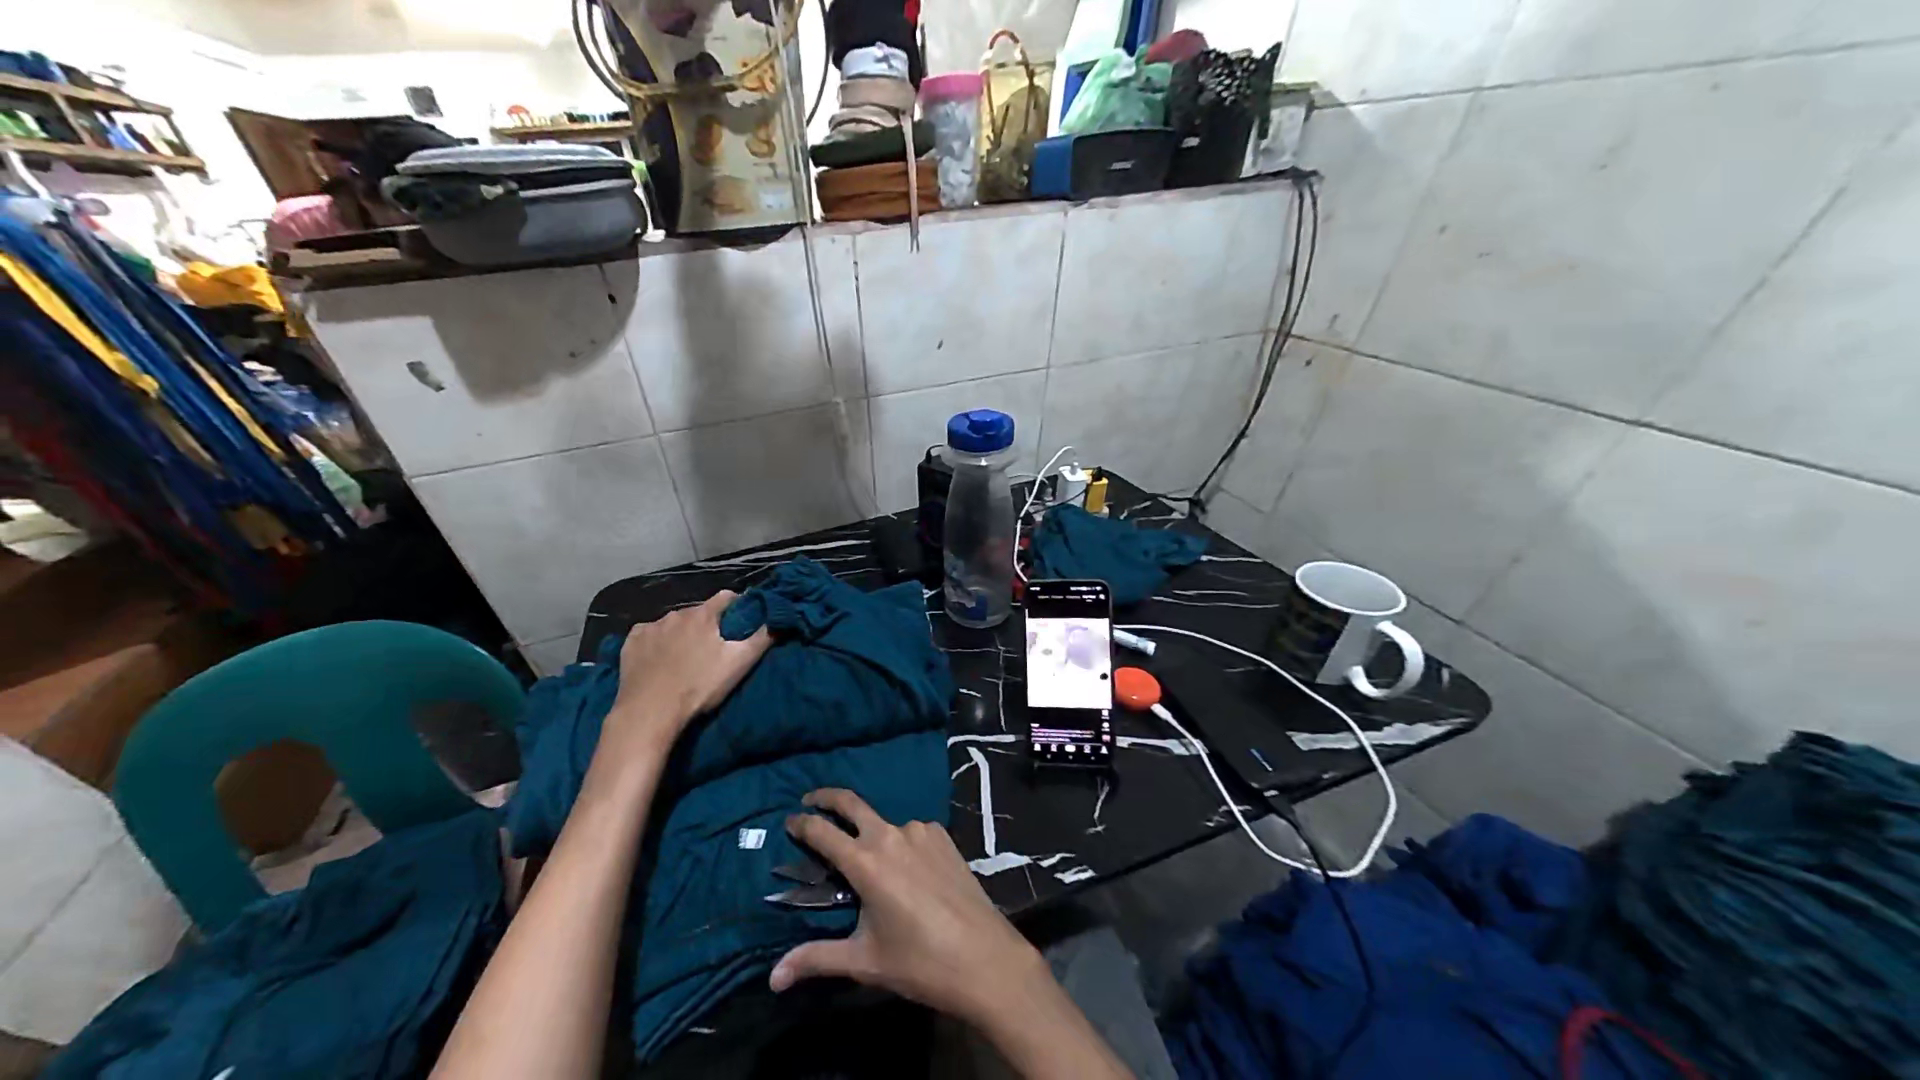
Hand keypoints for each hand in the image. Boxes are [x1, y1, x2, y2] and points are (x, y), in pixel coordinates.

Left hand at [604, 590, 770, 754]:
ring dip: (682, 632)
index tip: (741, 622)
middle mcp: (676, 614)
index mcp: (703, 615)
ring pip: (674, 623)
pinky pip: (649, 634)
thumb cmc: (699, 686)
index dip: (737, 606)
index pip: (727, 597)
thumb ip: (762, 638)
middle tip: (713, 647)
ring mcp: (650, 627)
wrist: (650, 711)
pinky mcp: (631, 642)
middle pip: (699, 612)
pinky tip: (659, 659)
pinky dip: (657, 641)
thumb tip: (779, 619)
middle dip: (708, 624)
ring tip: (685, 656)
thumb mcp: (739, 663)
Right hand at [768, 789, 1043, 1027]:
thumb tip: (773, 978)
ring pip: (885, 824)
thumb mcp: (864, 961)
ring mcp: (921, 832)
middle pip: (852, 803)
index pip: (822, 831)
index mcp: (866, 862)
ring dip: (870, 833)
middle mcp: (891, 836)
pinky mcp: (944, 837)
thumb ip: (816, 959)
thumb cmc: (920, 962)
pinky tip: (906, 869)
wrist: (985, 958)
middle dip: (827, 798)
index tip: (789, 821)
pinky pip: (912, 832)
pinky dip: (900, 843)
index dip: (801, 823)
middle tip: (811, 801)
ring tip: (868, 860)